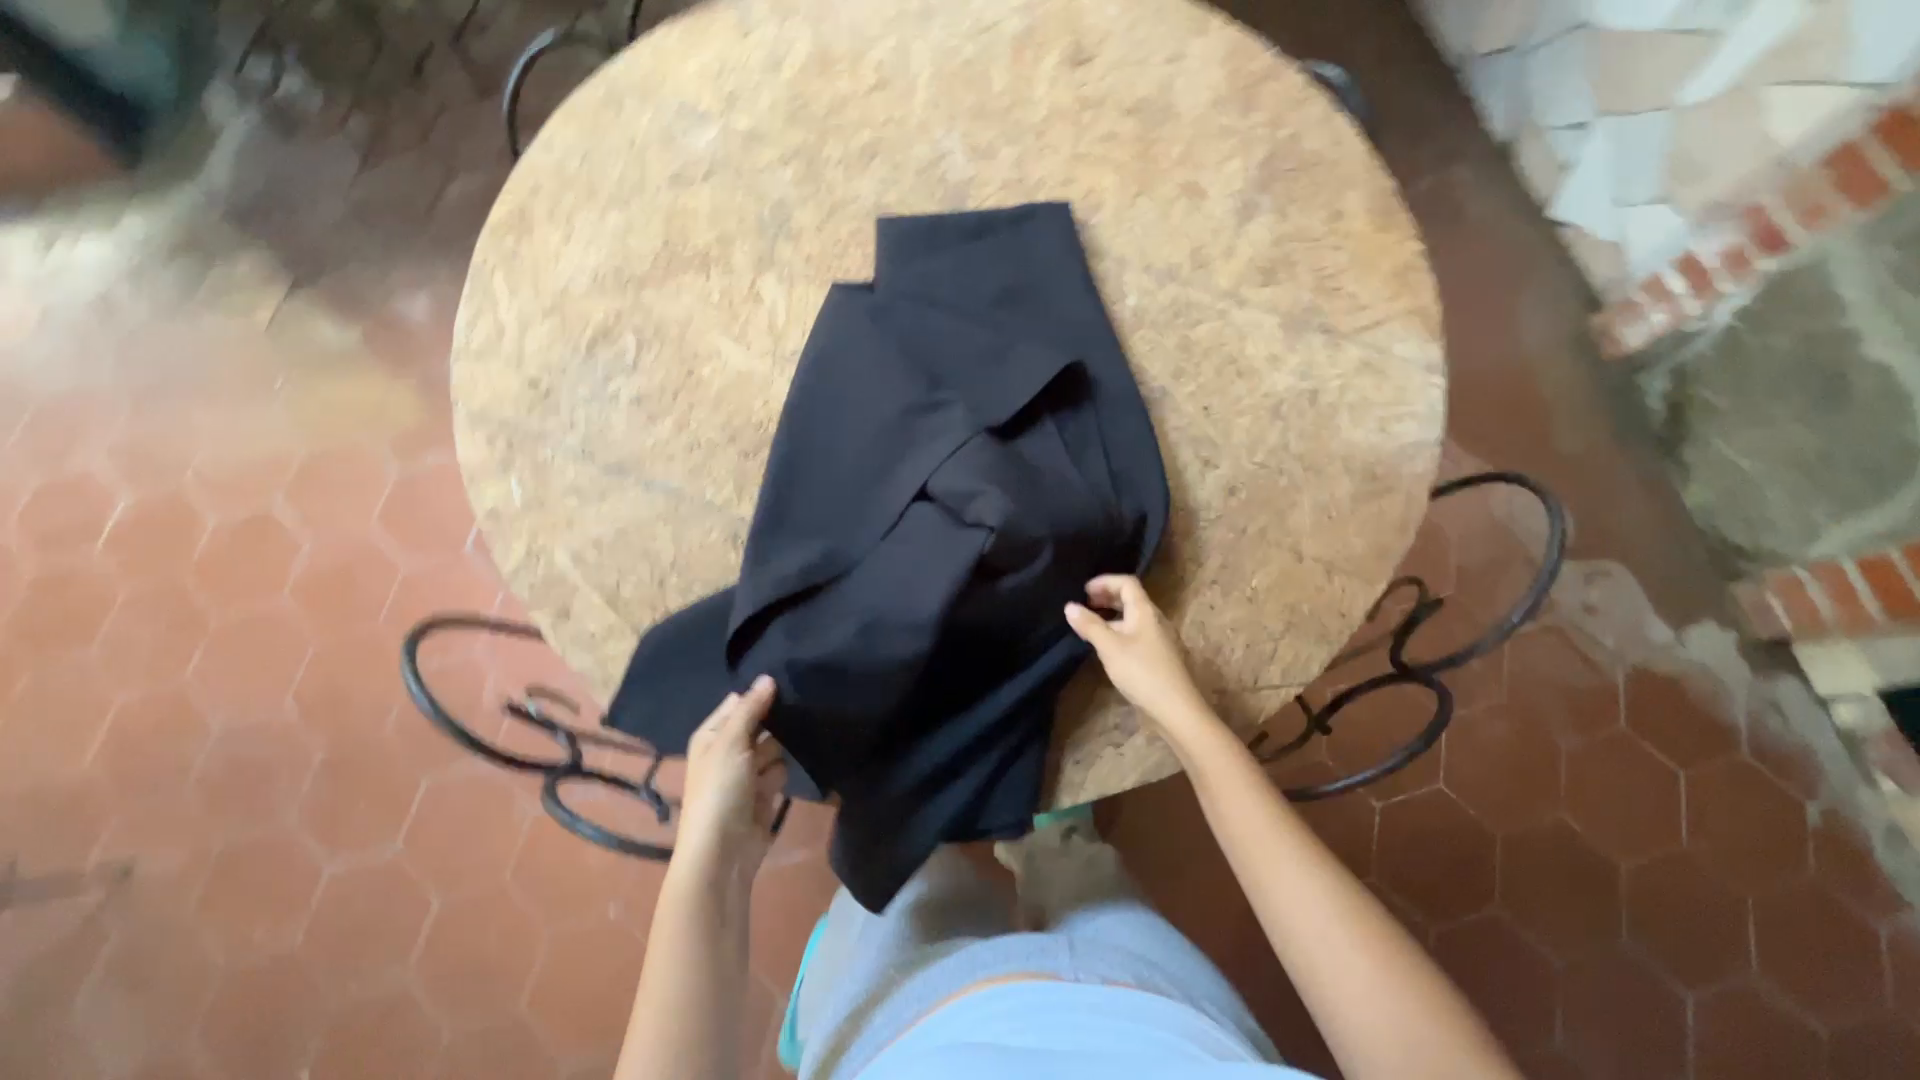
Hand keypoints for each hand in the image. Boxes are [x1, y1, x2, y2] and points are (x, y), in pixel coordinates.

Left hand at [676, 675, 788, 878]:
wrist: (723, 851)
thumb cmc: (719, 790)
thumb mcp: (731, 743)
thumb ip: (750, 709)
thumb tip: (767, 677)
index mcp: (712, 735)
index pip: (739, 703)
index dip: (759, 696)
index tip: (786, 681)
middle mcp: (728, 750)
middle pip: (761, 724)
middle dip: (775, 724)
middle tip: (799, 710)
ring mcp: (747, 773)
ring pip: (775, 748)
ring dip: (779, 753)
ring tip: (782, 757)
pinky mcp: (764, 793)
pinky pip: (780, 772)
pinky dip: (780, 776)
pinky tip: (780, 782)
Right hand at [1064, 575, 1217, 740]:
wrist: (1176, 708)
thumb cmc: (1142, 672)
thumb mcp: (1110, 647)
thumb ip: (1089, 625)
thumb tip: (1070, 606)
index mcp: (1145, 611)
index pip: (1127, 583)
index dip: (1105, 581)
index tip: (1084, 590)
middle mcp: (1155, 620)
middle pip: (1131, 599)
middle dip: (1107, 598)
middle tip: (1085, 604)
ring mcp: (1160, 639)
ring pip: (1134, 618)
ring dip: (1113, 616)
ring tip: (1092, 626)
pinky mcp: (1160, 656)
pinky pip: (1137, 634)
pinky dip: (1120, 632)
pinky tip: (1109, 648)